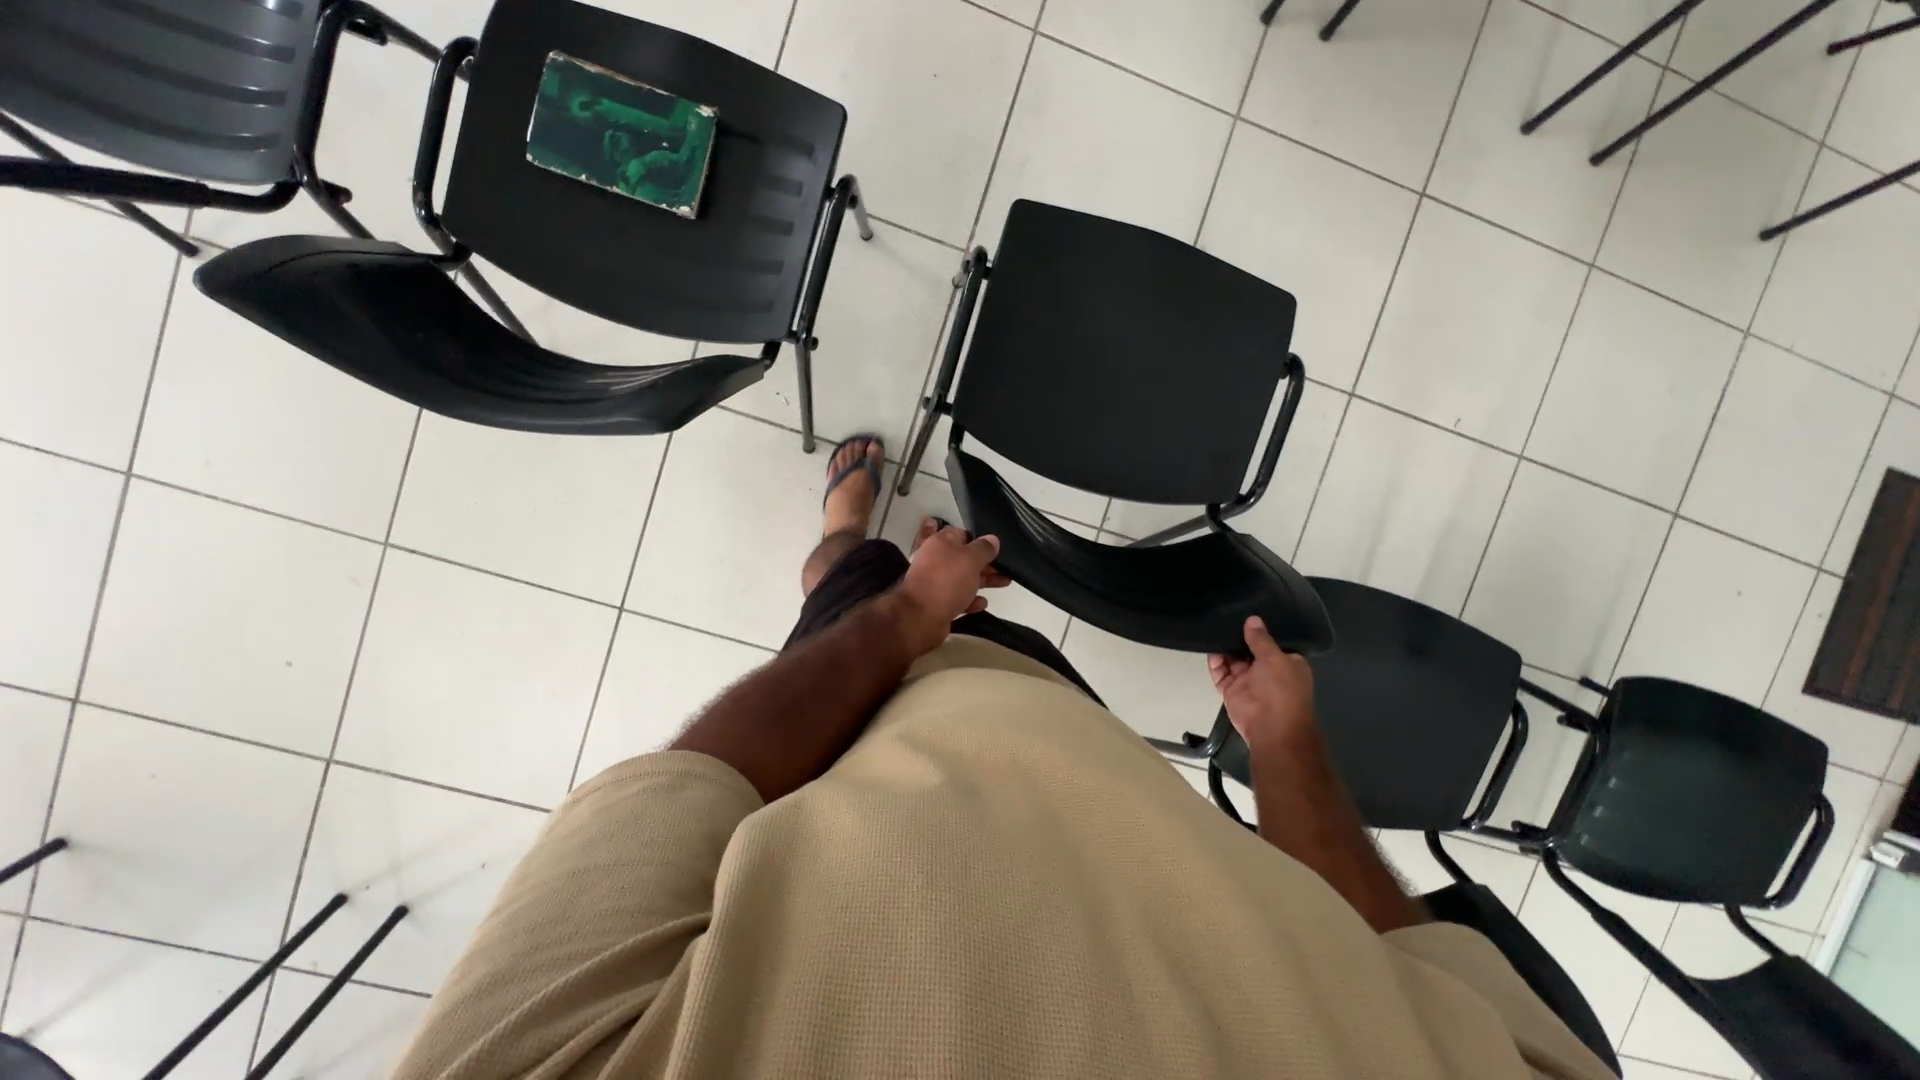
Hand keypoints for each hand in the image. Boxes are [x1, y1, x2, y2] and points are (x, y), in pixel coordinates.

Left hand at [893, 524, 1000, 655]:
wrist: (921, 617)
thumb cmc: (947, 581)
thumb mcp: (971, 559)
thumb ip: (984, 548)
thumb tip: (993, 539)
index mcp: (940, 543)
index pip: (962, 534)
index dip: (980, 540)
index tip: (997, 548)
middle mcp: (936, 560)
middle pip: (964, 558)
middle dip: (986, 563)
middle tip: (1007, 567)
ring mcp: (935, 583)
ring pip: (963, 578)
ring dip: (983, 580)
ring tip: (1005, 582)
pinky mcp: (937, 603)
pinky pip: (958, 598)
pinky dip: (970, 600)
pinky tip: (982, 603)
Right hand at [1209, 616, 1315, 750]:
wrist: (1271, 727)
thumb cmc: (1282, 689)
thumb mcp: (1275, 658)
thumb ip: (1261, 639)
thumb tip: (1252, 619)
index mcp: (1286, 663)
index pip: (1272, 642)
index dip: (1261, 630)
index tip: (1248, 611)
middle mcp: (1267, 671)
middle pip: (1249, 649)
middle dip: (1239, 636)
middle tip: (1225, 614)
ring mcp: (1247, 681)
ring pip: (1232, 659)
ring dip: (1225, 647)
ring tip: (1214, 626)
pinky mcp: (1230, 690)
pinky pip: (1220, 672)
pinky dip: (1215, 662)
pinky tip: (1209, 646)